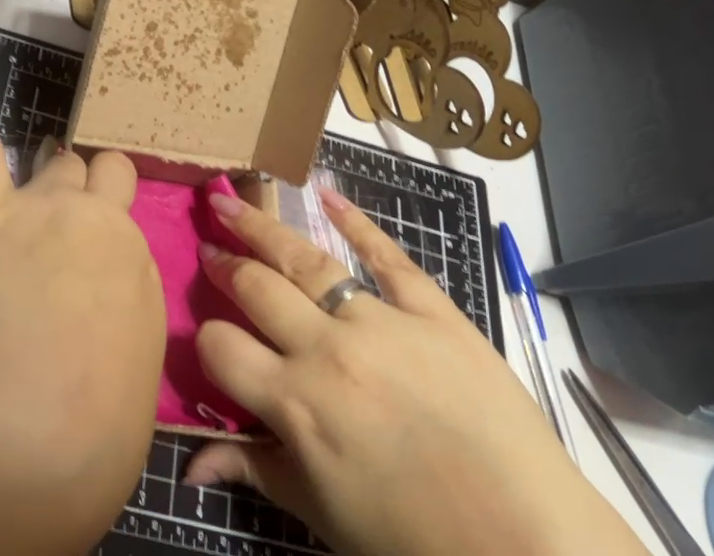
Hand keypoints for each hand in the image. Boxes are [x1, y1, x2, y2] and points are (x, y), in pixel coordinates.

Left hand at [0, 97, 163, 555]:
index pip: (128, 228)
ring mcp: (41, 212)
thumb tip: (102, 340)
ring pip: (55, 163)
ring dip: (46, 168)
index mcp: (140, 269)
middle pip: (101, 175)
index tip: (93, 248)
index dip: (109, 234)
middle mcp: (99, 225)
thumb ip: (118, 339)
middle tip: (70, 198)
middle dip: (90, 181)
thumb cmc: (94, 430)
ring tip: (30, 167)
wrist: (33, 426)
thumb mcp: (133, 382)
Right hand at [183, 186, 646, 555]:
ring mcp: (383, 324)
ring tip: (232, 202)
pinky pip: (389, 257)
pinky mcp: (435, 313)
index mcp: (294, 403)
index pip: (220, 346)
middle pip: (255, 288)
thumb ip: (252, 468)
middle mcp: (327, 351)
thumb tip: (187, 468)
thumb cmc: (411, 535)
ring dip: (261, 228)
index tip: (208, 336)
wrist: (526, 541)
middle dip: (223, 264)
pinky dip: (356, 221)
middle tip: (207, 244)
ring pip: (307, 261)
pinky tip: (325, 193)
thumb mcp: (319, 511)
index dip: (206, 340)